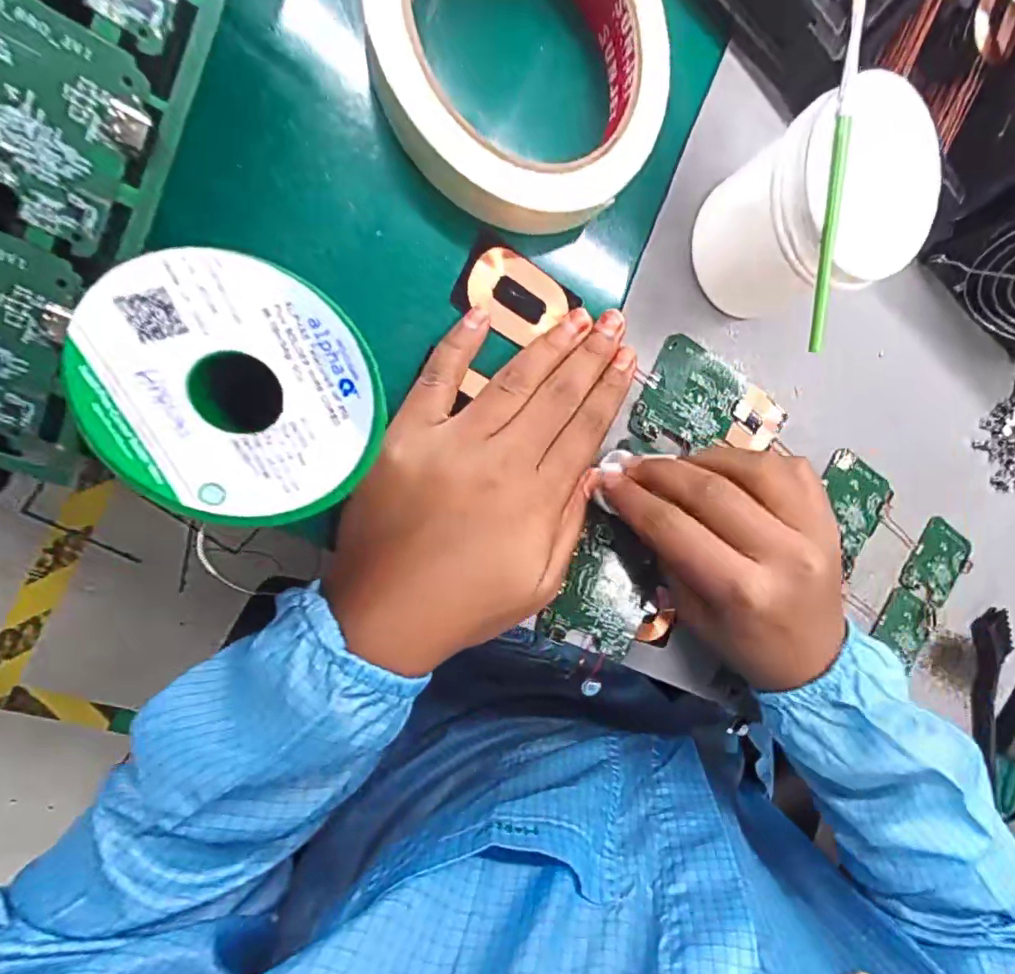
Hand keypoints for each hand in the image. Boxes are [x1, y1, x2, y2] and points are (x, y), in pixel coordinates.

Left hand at [324, 306, 638, 675]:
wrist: (385, 616)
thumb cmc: (465, 607)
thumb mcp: (539, 585)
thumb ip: (569, 525)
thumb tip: (590, 471)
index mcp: (537, 500)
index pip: (583, 431)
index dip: (609, 392)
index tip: (628, 360)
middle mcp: (501, 461)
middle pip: (555, 397)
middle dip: (589, 356)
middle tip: (611, 322)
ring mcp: (451, 443)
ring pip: (510, 381)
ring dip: (546, 344)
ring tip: (573, 317)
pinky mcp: (405, 436)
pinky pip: (435, 379)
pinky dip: (457, 344)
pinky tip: (481, 315)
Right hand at [600, 448, 846, 690]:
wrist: (817, 659)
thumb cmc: (746, 646)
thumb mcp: (693, 616)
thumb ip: (669, 558)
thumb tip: (639, 506)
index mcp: (742, 591)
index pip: (675, 528)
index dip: (635, 500)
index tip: (608, 482)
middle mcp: (783, 554)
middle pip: (710, 491)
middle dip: (661, 473)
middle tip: (631, 466)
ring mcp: (813, 531)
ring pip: (752, 467)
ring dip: (704, 459)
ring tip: (678, 468)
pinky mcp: (829, 516)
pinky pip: (789, 466)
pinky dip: (749, 460)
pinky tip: (725, 469)